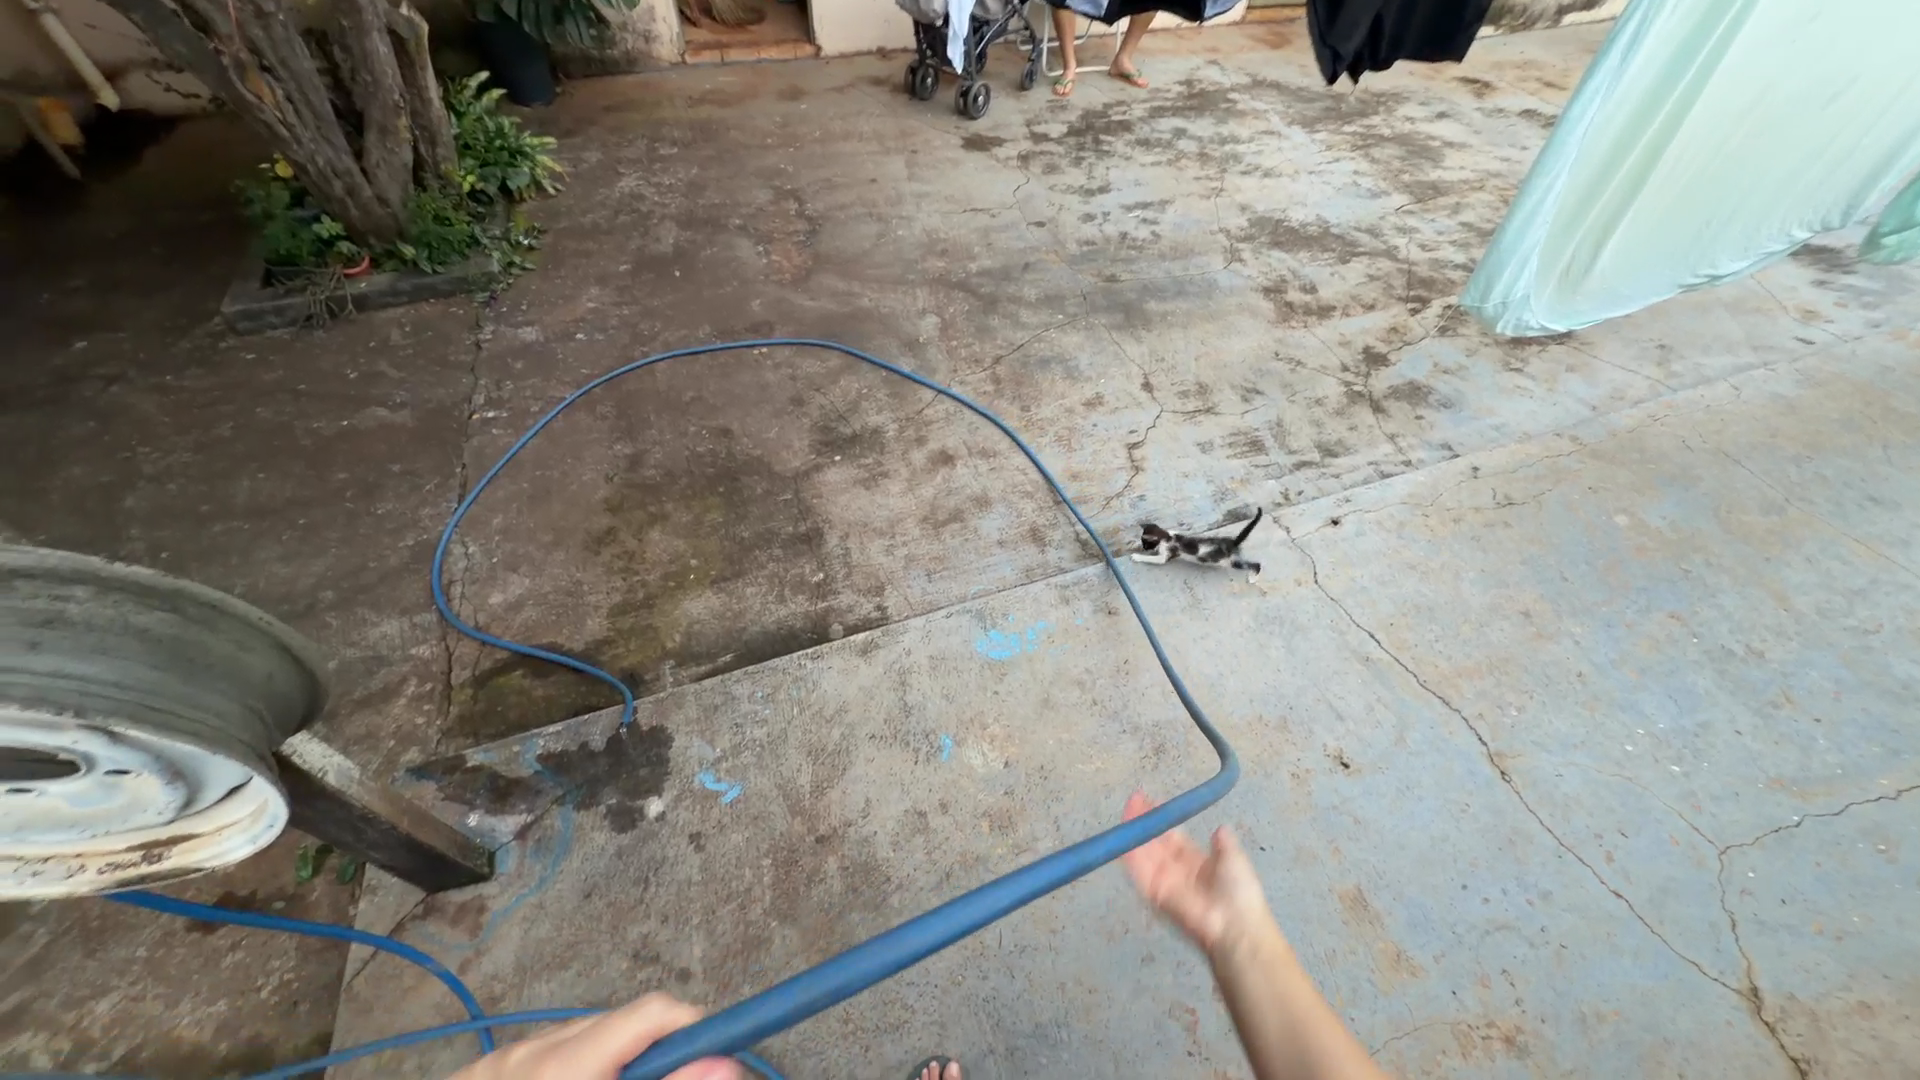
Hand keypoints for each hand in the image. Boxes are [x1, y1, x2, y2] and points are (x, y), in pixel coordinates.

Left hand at [449, 993, 744, 1079]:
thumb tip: (724, 1063)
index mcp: (560, 1069)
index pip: (651, 1013)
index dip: (693, 1027)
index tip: (720, 1058)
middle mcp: (527, 1054)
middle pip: (620, 1026)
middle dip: (652, 1058)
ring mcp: (495, 1065)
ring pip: (580, 1044)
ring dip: (611, 1067)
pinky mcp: (477, 1074)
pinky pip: (542, 1061)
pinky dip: (571, 1076)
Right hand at [1120, 792, 1276, 959]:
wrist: (1235, 925)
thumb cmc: (1239, 892)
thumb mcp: (1235, 860)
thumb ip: (1224, 844)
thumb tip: (1220, 828)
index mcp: (1195, 862)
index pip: (1173, 837)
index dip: (1163, 819)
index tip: (1151, 800)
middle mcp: (1177, 870)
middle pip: (1155, 842)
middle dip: (1145, 821)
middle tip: (1134, 799)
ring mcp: (1164, 882)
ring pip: (1145, 853)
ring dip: (1135, 832)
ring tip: (1128, 809)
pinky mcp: (1155, 894)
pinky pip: (1140, 872)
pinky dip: (1131, 855)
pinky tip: (1125, 835)